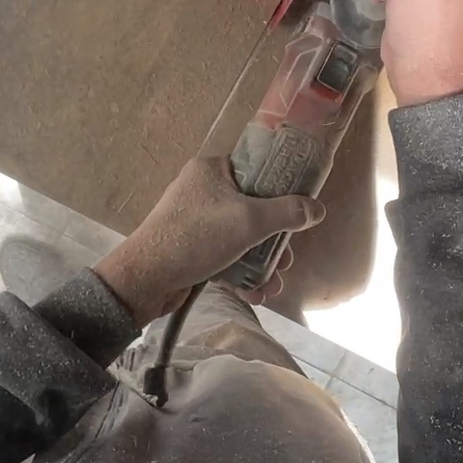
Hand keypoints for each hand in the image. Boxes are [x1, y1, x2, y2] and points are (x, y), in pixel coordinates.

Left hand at [92, 157, 326, 324]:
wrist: (145, 279)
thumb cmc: (197, 237)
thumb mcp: (250, 221)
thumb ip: (287, 213)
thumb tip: (317, 209)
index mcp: (212, 170)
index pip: (255, 170)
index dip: (280, 189)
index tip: (298, 210)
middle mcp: (203, 190)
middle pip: (253, 208)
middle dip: (274, 240)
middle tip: (286, 259)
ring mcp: (195, 220)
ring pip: (241, 236)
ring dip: (261, 261)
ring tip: (273, 284)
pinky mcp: (191, 247)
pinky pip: (226, 253)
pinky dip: (241, 271)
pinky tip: (255, 293)